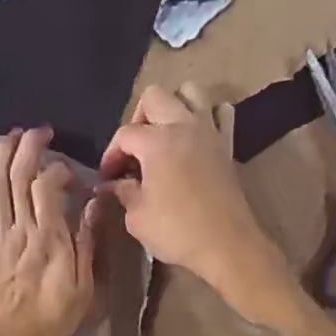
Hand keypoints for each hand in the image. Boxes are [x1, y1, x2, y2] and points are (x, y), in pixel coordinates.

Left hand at [0, 127, 96, 335]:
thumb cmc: (51, 315)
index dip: (57, 169)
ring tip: (9, 137)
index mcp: (50, 237)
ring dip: (2, 158)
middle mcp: (22, 229)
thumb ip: (86, 241)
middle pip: (20, 178)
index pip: (48, 186)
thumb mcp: (83, 284)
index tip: (69, 172)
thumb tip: (94, 202)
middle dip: (28, 148)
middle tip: (38, 131)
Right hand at [100, 83, 281, 286]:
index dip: (110, 155)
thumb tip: (114, 184)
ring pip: (191, 92)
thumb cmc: (175, 230)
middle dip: (137, 119)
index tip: (108, 178)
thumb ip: (123, 192)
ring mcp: (210, 131)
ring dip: (173, 107)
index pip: (125, 134)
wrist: (224, 243)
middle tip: (134, 150)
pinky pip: (221, 113)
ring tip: (163, 136)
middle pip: (155, 97)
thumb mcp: (137, 216)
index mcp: (157, 142)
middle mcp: (184, 126)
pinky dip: (207, 117)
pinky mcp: (227, 144)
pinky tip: (196, 138)